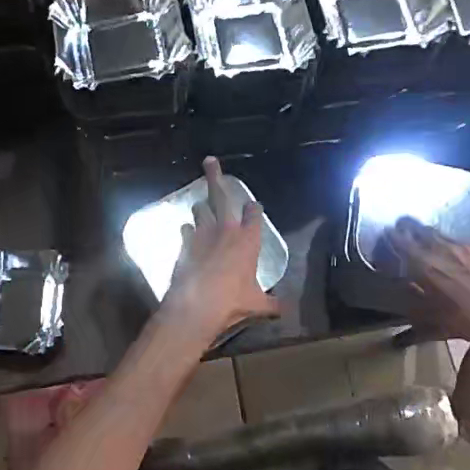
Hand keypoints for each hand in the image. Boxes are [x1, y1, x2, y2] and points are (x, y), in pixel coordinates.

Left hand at [161, 158, 283, 340]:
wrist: (195, 307)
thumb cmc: (231, 302)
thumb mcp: (256, 305)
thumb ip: (271, 304)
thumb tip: (285, 309)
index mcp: (248, 240)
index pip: (254, 214)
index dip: (254, 208)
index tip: (254, 205)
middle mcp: (225, 231)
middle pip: (220, 196)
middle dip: (215, 176)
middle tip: (209, 160)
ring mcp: (201, 236)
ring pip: (200, 210)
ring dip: (201, 207)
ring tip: (201, 205)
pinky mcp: (184, 246)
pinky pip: (186, 231)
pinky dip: (188, 231)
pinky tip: (187, 233)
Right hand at [390, 217, 469, 343]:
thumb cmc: (466, 322)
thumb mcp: (432, 318)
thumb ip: (415, 300)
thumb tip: (406, 286)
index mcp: (425, 266)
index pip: (401, 242)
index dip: (391, 237)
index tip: (387, 236)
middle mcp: (442, 250)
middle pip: (420, 230)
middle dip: (409, 229)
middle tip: (403, 231)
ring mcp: (464, 246)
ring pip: (441, 235)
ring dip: (431, 238)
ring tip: (429, 244)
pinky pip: (462, 243)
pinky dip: (454, 248)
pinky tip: (457, 257)